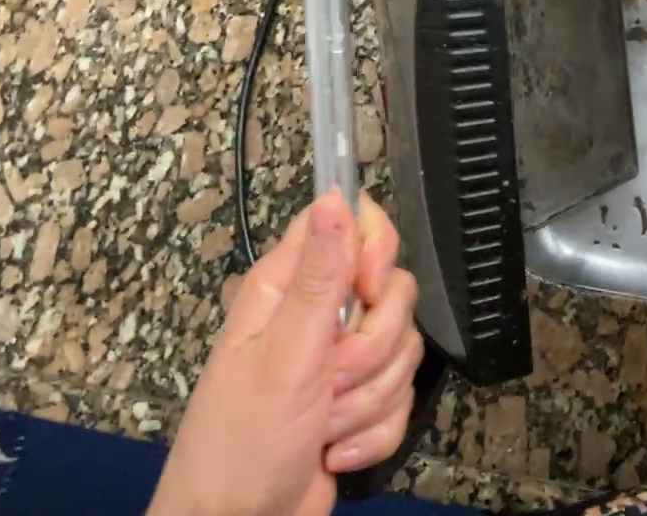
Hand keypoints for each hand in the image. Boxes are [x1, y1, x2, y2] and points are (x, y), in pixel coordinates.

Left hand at [150, 191, 421, 515]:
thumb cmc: (244, 441)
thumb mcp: (283, 355)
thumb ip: (319, 276)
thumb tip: (335, 196)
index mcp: (289, 285)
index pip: (350, 222)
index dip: (374, 248)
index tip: (369, 288)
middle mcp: (320, 312)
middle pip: (392, 289)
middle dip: (373, 346)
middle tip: (332, 378)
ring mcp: (344, 357)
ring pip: (402, 346)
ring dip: (369, 398)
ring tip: (324, 426)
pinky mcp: (362, 398)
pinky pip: (402, 393)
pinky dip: (375, 428)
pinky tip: (336, 451)